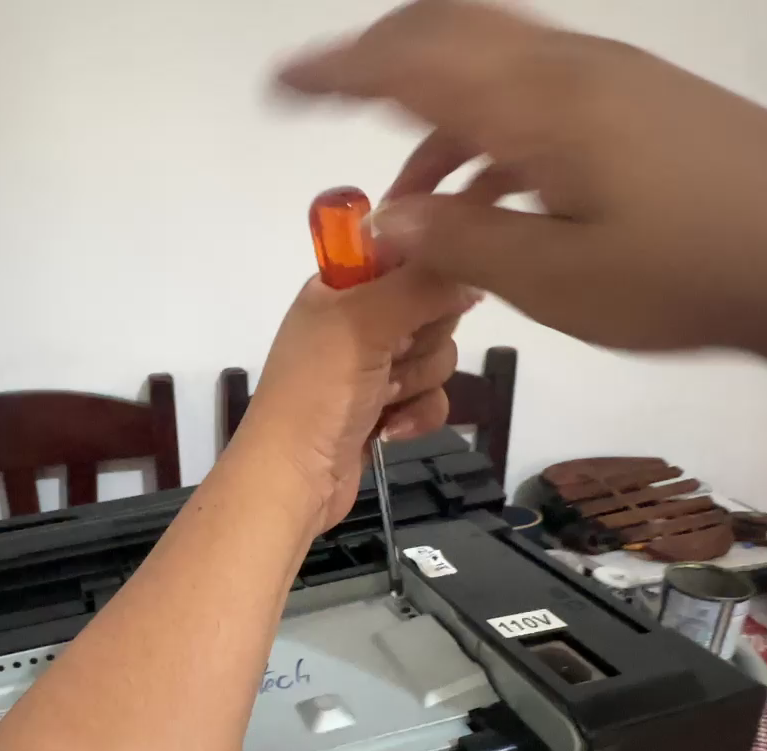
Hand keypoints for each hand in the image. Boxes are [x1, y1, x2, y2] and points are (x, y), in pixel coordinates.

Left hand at [234, 270, 480, 531]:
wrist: (293, 479)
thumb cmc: (317, 392)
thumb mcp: (364, 322)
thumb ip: (421, 286)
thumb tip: (474, 275)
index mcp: (339, 289)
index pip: (405, 256)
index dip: (423, 277)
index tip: (422, 299)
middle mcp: (356, 323)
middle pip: (432, 307)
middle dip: (421, 339)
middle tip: (390, 356)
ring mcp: (372, 369)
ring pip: (437, 356)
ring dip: (415, 382)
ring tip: (379, 398)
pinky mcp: (386, 410)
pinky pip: (431, 398)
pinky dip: (416, 415)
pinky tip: (389, 429)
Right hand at [277, 0, 766, 357]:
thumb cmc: (687, 278)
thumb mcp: (554, 280)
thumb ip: (458, 241)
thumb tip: (383, 217)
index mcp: (542, 105)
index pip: (413, 64)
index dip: (336, 73)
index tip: (280, 84)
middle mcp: (572, 70)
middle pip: (450, 33)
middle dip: (377, 64)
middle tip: (330, 104)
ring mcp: (611, 81)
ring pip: (493, 67)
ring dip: (434, 117)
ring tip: (410, 193)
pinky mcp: (637, 105)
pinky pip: (535, 98)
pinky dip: (486, 134)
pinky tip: (484, 194)